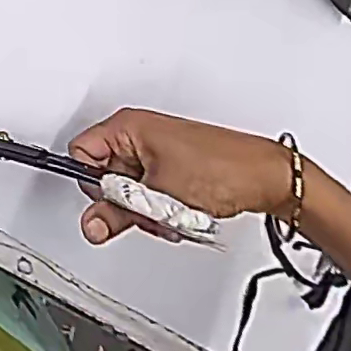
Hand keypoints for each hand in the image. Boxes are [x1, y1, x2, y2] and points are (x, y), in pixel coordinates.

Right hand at [67, 109, 295, 244]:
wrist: (270, 178)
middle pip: (104, 173)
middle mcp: (136, 133)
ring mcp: (153, 148)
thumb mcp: (160, 197)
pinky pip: (146, 187)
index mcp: (125, 126)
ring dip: (144, 209)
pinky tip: (178, 212)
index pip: (80, 154)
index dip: (94, 183)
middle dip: (125, 201)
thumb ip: (118, 213)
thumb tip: (92, 224)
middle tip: (148, 210)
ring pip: (126, 185)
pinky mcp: (168, 163)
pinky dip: (158, 206)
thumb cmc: (224, 169)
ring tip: (170, 214)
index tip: (113, 202)